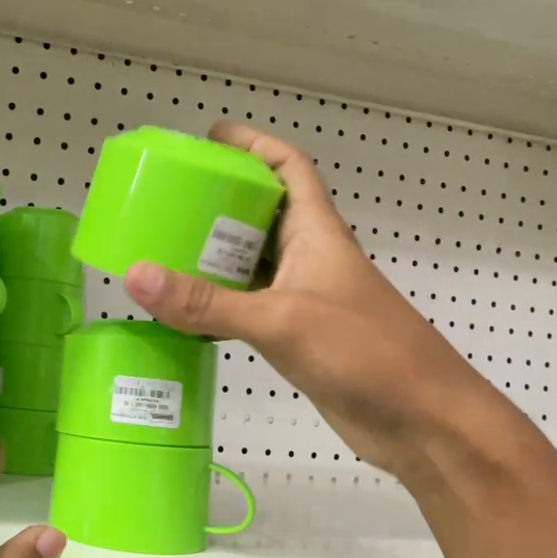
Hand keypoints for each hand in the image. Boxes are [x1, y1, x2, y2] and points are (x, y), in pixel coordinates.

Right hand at [125, 121, 507, 481]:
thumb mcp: (279, 320)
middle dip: (218, 201)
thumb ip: (206, 302)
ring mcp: (304, 298)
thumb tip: (135, 275)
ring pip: (252, 263)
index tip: (210, 136)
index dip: (253, 145)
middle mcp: (310, 258)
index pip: (288, 168)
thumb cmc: (365, 353)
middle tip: (167, 201)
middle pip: (262, 213)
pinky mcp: (298, 336)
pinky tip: (184, 313)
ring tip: (162, 250)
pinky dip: (217, 303)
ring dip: (213, 255)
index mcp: (317, 234)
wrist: (422, 420)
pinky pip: (248, 305)